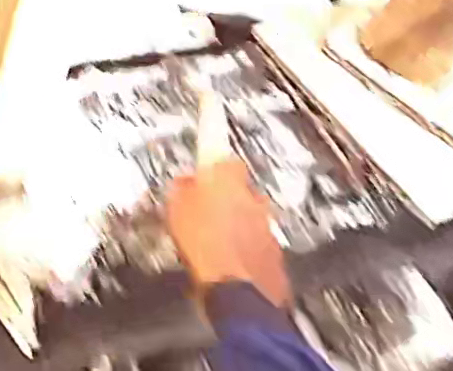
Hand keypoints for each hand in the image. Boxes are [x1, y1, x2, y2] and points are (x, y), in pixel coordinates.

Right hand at [166, 157, 291, 307]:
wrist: (234, 295)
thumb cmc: (203, 246)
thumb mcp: (175, 208)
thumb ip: (182, 188)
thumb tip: (185, 183)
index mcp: (228, 181)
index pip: (226, 157)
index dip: (216, 162)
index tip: (210, 161)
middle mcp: (253, 200)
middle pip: (241, 188)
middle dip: (227, 195)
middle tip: (206, 206)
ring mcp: (268, 229)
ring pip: (252, 217)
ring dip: (238, 222)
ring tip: (216, 237)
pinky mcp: (277, 257)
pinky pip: (259, 243)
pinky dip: (247, 248)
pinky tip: (230, 260)